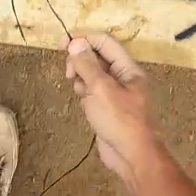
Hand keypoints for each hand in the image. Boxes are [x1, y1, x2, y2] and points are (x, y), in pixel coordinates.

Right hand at [64, 34, 162, 182]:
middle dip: (80, 61)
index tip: (62, 43)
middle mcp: (123, 78)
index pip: (105, 42)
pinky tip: (84, 104)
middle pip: (97, 58)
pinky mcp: (107, 108)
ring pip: (92, 76)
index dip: (84, 39)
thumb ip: (87, 64)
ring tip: (81, 92)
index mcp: (128, 69)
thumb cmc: (120, 120)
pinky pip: (92, 92)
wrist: (133, 156)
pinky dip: (85, 94)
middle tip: (69, 73)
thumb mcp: (101, 89)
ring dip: (81, 79)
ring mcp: (115, 94)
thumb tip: (76, 42)